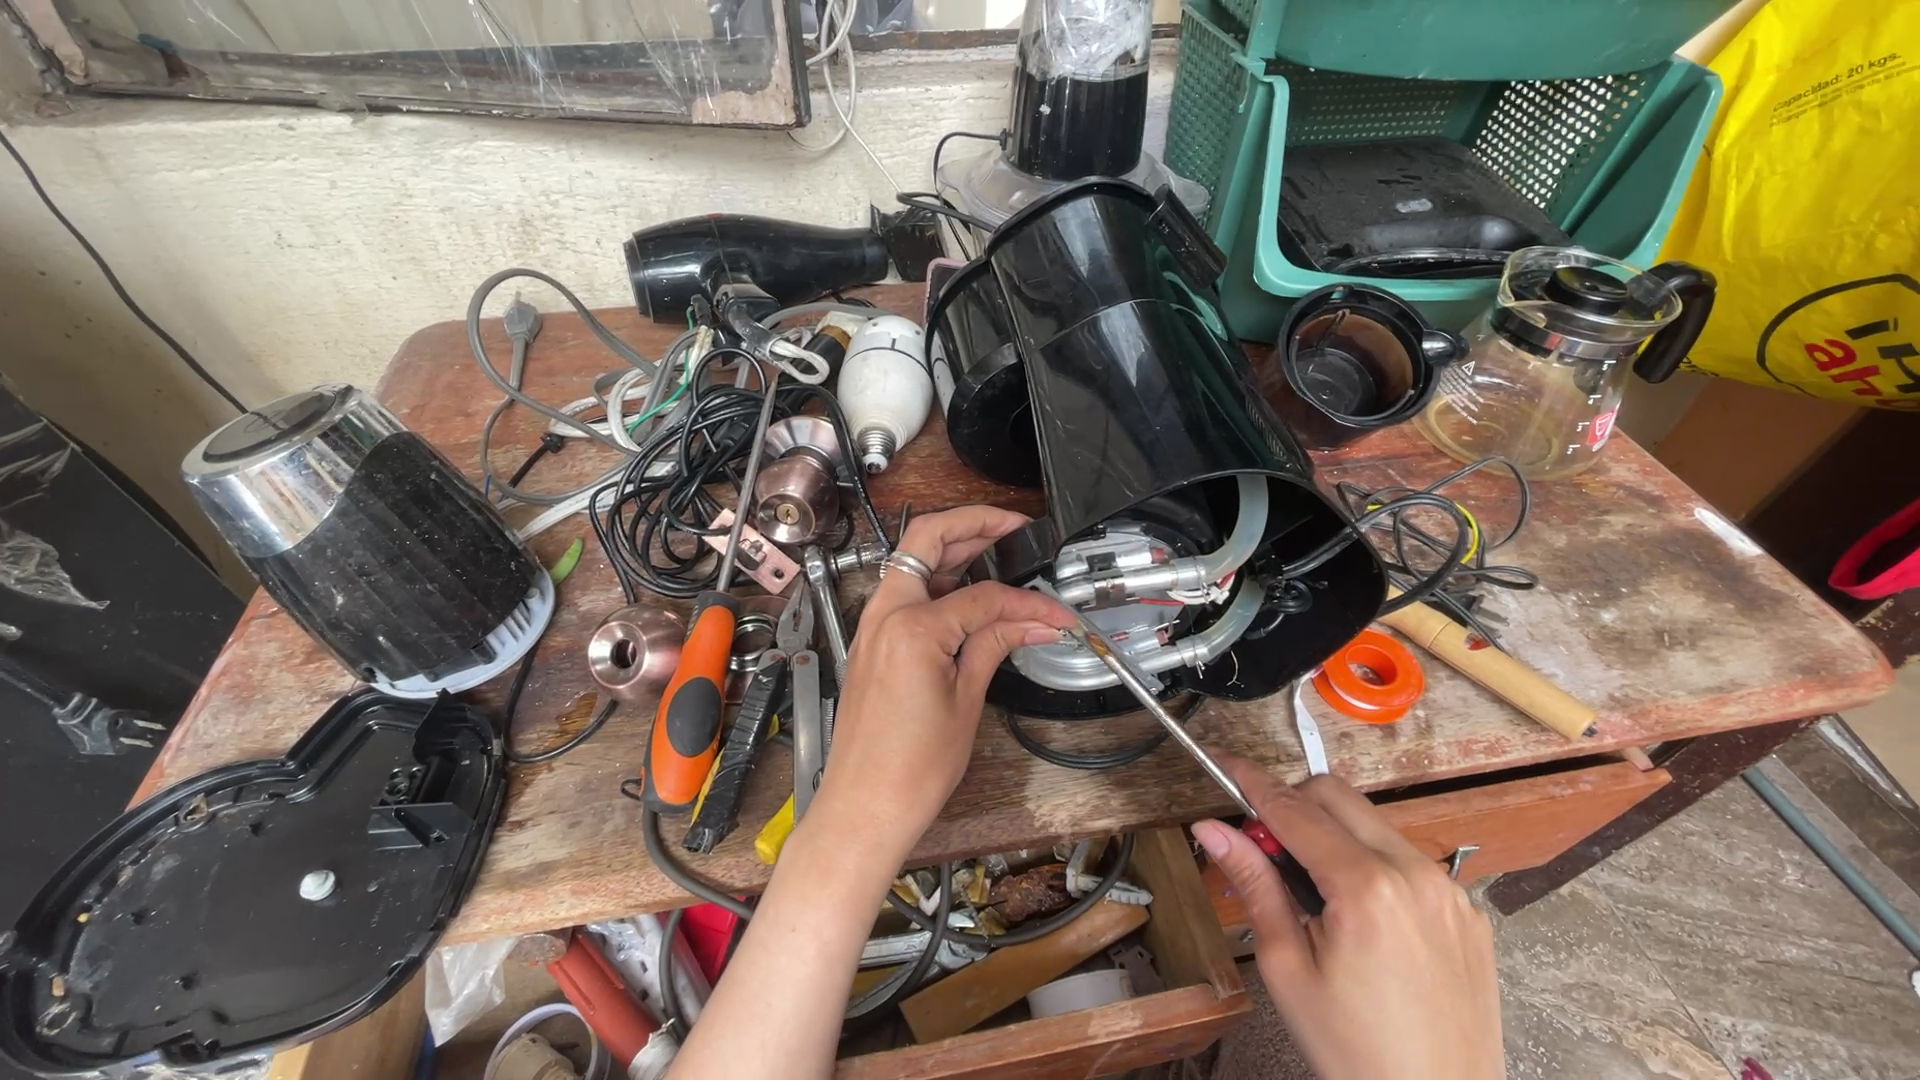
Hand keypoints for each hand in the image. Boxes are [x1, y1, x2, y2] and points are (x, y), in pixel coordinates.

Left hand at [813, 506, 1074, 851]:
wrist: (864, 807)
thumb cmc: (907, 768)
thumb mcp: (965, 700)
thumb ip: (994, 645)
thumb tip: (1030, 622)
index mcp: (910, 627)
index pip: (982, 596)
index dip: (1026, 602)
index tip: (1054, 613)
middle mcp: (883, 615)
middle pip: (927, 540)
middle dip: (973, 523)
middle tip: (1014, 526)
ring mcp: (872, 626)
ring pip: (911, 560)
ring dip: (952, 545)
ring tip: (996, 547)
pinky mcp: (871, 642)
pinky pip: (904, 591)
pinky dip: (936, 580)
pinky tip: (966, 588)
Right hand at [1191, 759, 1502, 1079]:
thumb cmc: (1354, 1049)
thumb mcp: (1286, 967)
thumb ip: (1254, 884)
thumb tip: (1212, 829)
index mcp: (1365, 888)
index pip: (1294, 808)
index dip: (1252, 782)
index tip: (1224, 764)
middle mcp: (1415, 874)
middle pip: (1336, 795)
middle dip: (1293, 802)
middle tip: (1265, 846)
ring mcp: (1448, 890)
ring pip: (1372, 822)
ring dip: (1332, 832)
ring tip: (1313, 891)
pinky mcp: (1467, 910)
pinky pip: (1406, 858)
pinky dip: (1371, 862)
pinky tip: (1360, 915)